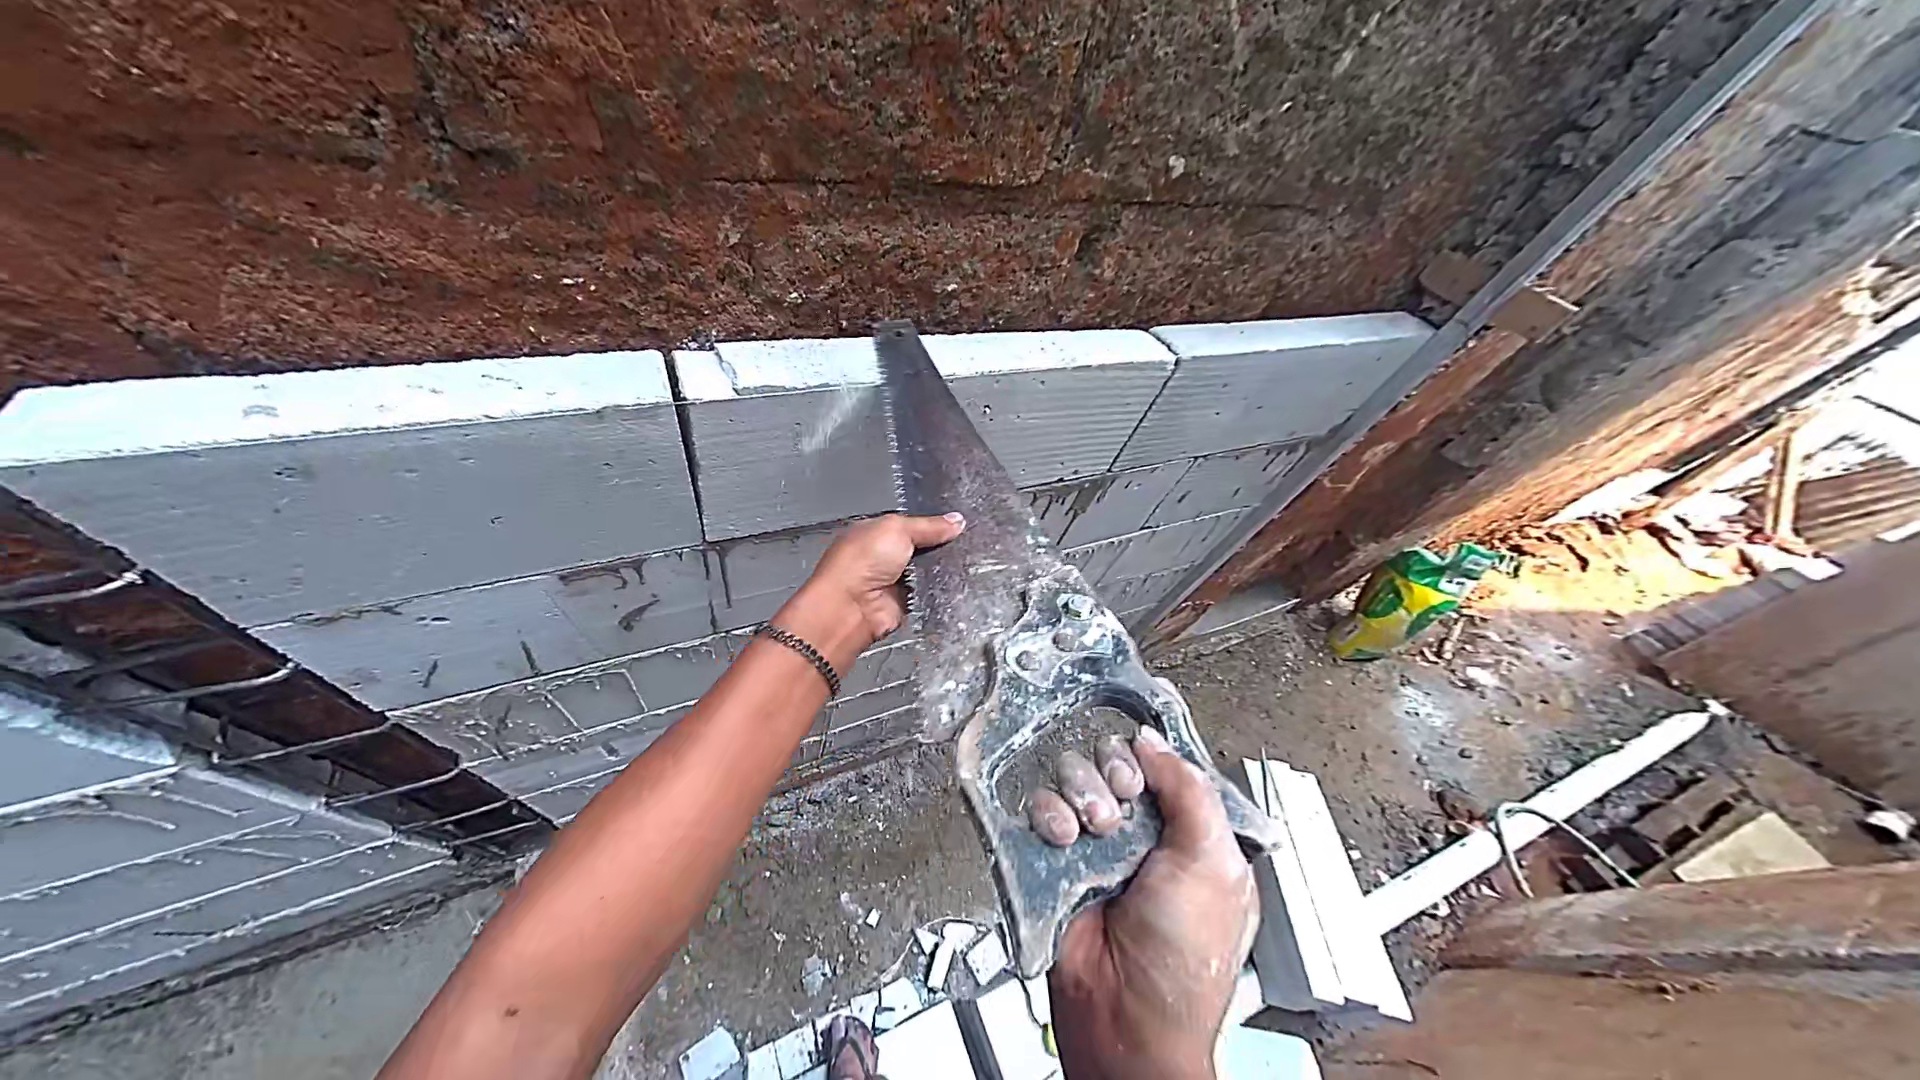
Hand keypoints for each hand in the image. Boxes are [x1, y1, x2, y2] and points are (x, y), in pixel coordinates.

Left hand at [779, 513, 965, 659]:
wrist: (851, 607)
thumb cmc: (860, 562)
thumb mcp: (897, 528)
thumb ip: (928, 525)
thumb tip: (956, 520)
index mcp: (875, 532)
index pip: (911, 524)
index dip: (933, 523)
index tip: (957, 522)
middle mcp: (884, 556)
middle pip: (923, 547)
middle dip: (939, 546)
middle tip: (959, 542)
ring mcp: (895, 581)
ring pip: (930, 571)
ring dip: (940, 569)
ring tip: (955, 563)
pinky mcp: (906, 604)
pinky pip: (930, 593)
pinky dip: (939, 590)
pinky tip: (949, 583)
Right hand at [1039, 727, 1257, 1079]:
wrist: (1124, 1016)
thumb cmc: (1181, 961)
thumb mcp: (1214, 867)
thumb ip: (1192, 793)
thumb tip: (1155, 743)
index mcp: (1185, 830)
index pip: (1159, 762)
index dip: (1148, 759)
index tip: (1143, 777)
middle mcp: (1139, 831)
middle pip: (1111, 760)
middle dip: (1111, 777)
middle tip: (1118, 813)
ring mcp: (1095, 842)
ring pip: (1074, 776)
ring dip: (1080, 797)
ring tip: (1092, 832)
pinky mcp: (1055, 855)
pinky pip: (1041, 806)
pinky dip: (1048, 815)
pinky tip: (1063, 841)